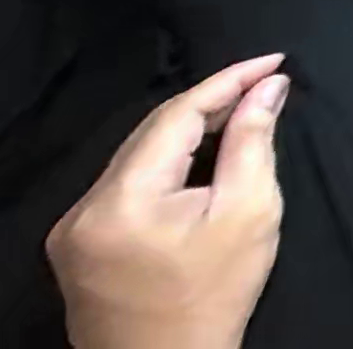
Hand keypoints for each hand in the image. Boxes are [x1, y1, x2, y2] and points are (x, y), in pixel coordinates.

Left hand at [47, 54, 290, 348]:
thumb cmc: (214, 292)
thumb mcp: (249, 209)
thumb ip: (253, 138)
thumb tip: (269, 85)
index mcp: (121, 200)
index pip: (179, 114)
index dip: (230, 79)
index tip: (276, 60)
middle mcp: (84, 208)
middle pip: (157, 128)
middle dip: (216, 98)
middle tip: (268, 82)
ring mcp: (76, 227)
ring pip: (145, 148)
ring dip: (197, 123)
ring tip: (247, 105)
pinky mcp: (83, 242)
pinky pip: (135, 174)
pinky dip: (177, 152)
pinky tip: (210, 145)